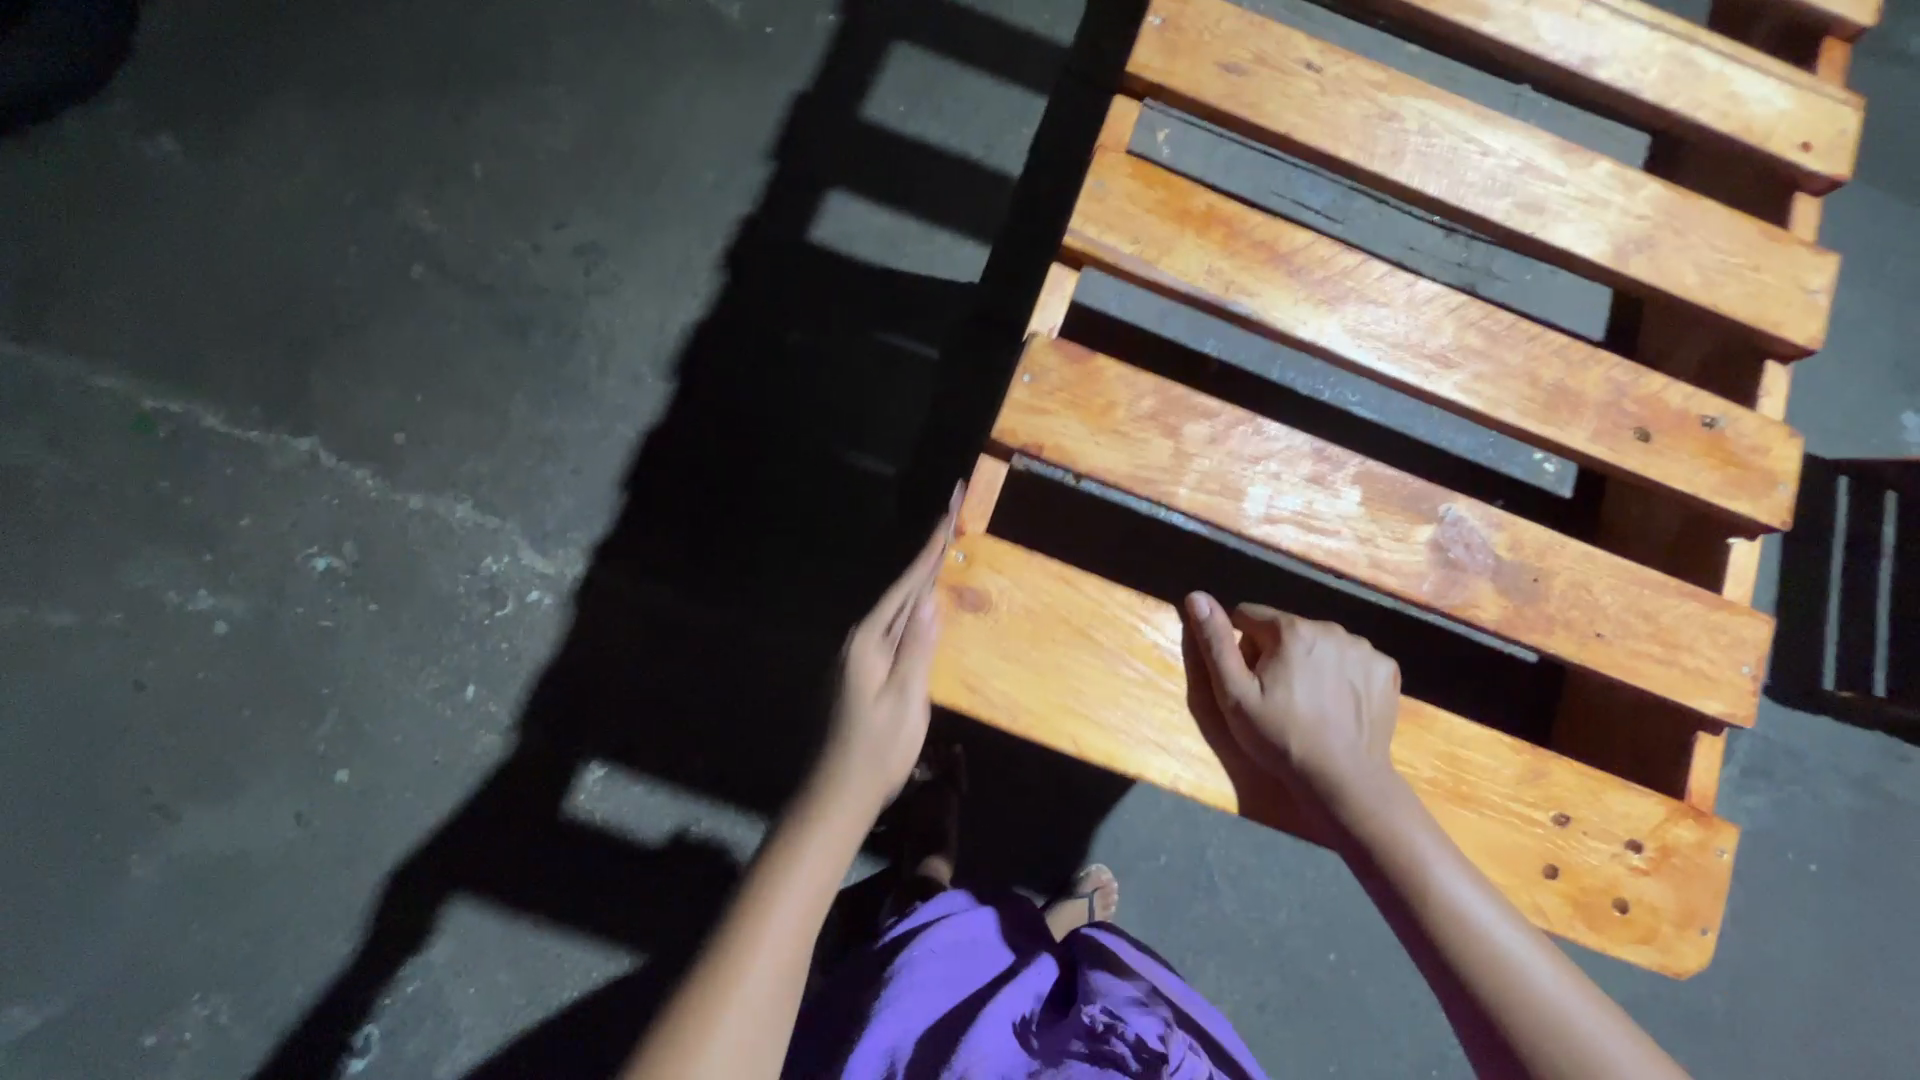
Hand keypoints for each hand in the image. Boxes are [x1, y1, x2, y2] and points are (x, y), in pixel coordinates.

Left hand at [813, 488, 959, 815]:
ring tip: (944, 553)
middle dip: (927, 557)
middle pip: (902, 592)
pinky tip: (927, 608)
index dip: (928, 551)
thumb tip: (931, 599)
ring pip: (899, 610)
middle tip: (950, 521)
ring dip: (922, 581)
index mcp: (870, 642)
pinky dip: (916, 611)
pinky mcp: (867, 670)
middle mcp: (862, 640)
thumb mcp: (904, 701)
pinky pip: (897, 629)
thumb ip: (918, 650)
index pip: (906, 587)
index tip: (946, 516)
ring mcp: (862, 655)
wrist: (841, 790)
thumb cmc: (877, 750)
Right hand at [1184, 592, 1401, 809]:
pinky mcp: (1385, 668)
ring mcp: (1364, 647)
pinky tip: (1338, 703)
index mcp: (1290, 630)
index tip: (1250, 681)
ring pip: (1320, 642)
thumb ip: (1215, 642)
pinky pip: (1351, 658)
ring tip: (1310, 702)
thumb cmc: (1279, 737)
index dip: (1242, 648)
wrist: (1342, 779)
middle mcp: (1330, 627)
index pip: (1249, 616)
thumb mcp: (1234, 694)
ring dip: (1310, 661)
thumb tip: (1196, 596)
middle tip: (1278, 696)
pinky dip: (1342, 673)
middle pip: (1286, 629)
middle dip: (1276, 653)